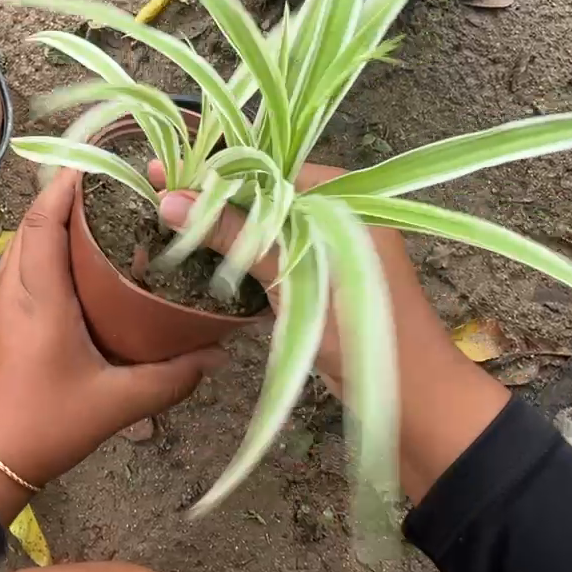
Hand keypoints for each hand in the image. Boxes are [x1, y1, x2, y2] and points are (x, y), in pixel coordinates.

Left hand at [0, 170, 228, 522]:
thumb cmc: (43, 424)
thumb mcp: (114, 403)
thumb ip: (169, 379)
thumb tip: (216, 355)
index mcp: (38, 295)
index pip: (43, 221)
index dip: (64, 185)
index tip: (95, 161)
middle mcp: (11, 287)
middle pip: (30, 223)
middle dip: (63, 195)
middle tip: (109, 185)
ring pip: (20, 242)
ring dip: (49, 220)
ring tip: (94, 214)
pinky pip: (17, 264)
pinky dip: (40, 246)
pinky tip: (70, 262)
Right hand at [149, 160, 510, 500]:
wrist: (416, 403)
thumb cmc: (362, 330)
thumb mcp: (294, 277)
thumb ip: (235, 234)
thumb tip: (169, 199)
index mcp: (340, 195)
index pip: (266, 168)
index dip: (214, 169)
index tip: (165, 169)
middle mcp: (333, 211)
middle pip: (260, 193)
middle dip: (210, 194)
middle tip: (156, 188)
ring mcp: (324, 245)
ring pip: (262, 224)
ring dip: (219, 223)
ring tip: (166, 215)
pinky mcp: (315, 277)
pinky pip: (270, 252)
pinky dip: (238, 252)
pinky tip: (199, 250)